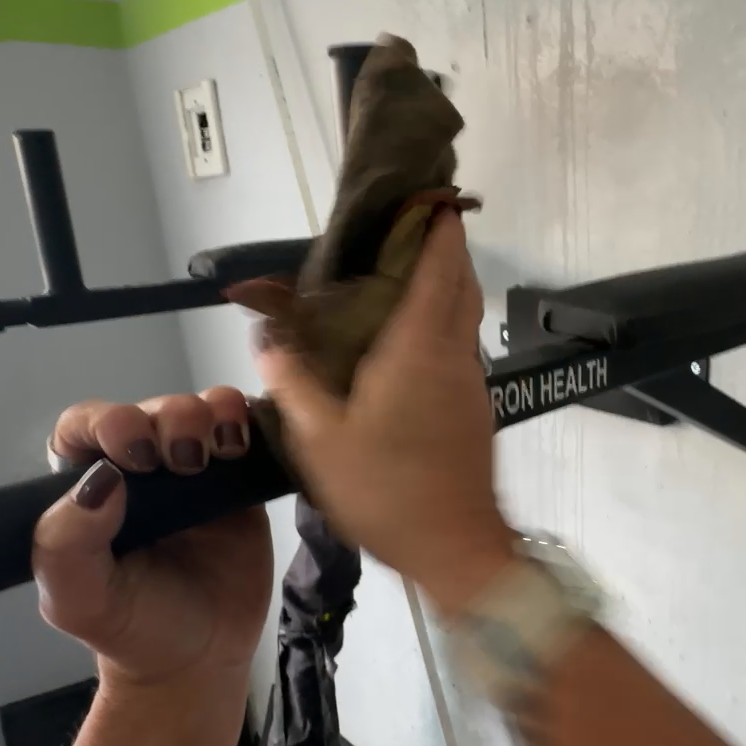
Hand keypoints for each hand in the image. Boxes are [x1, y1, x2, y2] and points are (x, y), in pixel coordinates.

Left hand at [32, 389, 273, 688]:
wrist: (203, 658)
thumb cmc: (135, 629)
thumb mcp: (82, 599)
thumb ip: (66, 545)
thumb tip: (102, 479)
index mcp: (91, 488)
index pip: (88, 426)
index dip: (111, 422)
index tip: (136, 455)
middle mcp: (144, 471)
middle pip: (155, 409)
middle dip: (173, 419)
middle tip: (186, 462)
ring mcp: (198, 472)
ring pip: (205, 410)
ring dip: (215, 414)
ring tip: (224, 452)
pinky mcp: (243, 482)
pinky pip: (250, 434)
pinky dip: (253, 422)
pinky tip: (250, 445)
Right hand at [257, 210, 512, 613]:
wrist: (456, 546)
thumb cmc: (386, 493)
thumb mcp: (322, 442)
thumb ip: (294, 383)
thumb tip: (267, 340)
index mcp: (419, 350)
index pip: (439, 271)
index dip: (440, 231)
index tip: (436, 199)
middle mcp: (454, 356)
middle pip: (462, 285)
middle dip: (448, 250)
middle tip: (419, 228)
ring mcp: (472, 382)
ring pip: (467, 316)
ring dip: (450, 285)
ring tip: (413, 272)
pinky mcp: (478, 407)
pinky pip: (463, 347)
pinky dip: (448, 323)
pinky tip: (416, 338)